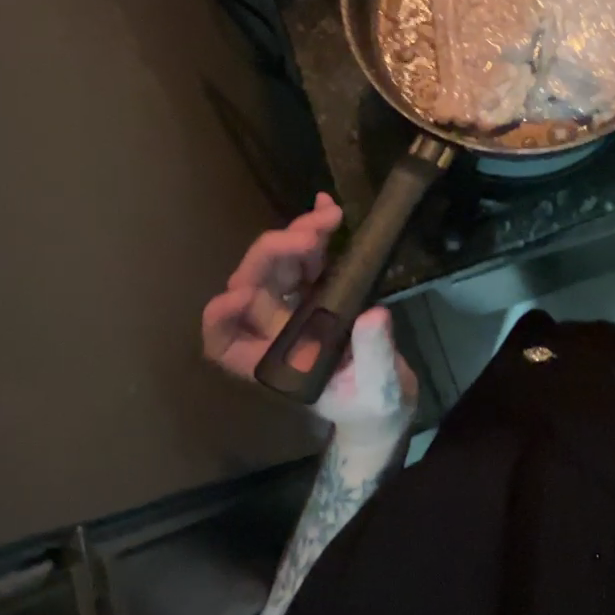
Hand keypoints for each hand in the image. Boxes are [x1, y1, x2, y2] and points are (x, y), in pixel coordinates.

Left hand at [202, 193, 415, 444]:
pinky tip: (328, 207)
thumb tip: (371, 314)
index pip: (224, 344)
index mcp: (274, 364)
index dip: (224, 318)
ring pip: (279, 264)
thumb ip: (373, 353)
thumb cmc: (375, 407)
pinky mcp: (319, 291)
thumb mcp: (378, 388)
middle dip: (273, 255)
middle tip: (310, 236)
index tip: (243, 297)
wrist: (390, 401)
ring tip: (329, 216)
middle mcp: (274, 333)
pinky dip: (314, 232)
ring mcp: (295, 309)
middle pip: (252, 287)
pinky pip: (307, 258)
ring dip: (298, 235)